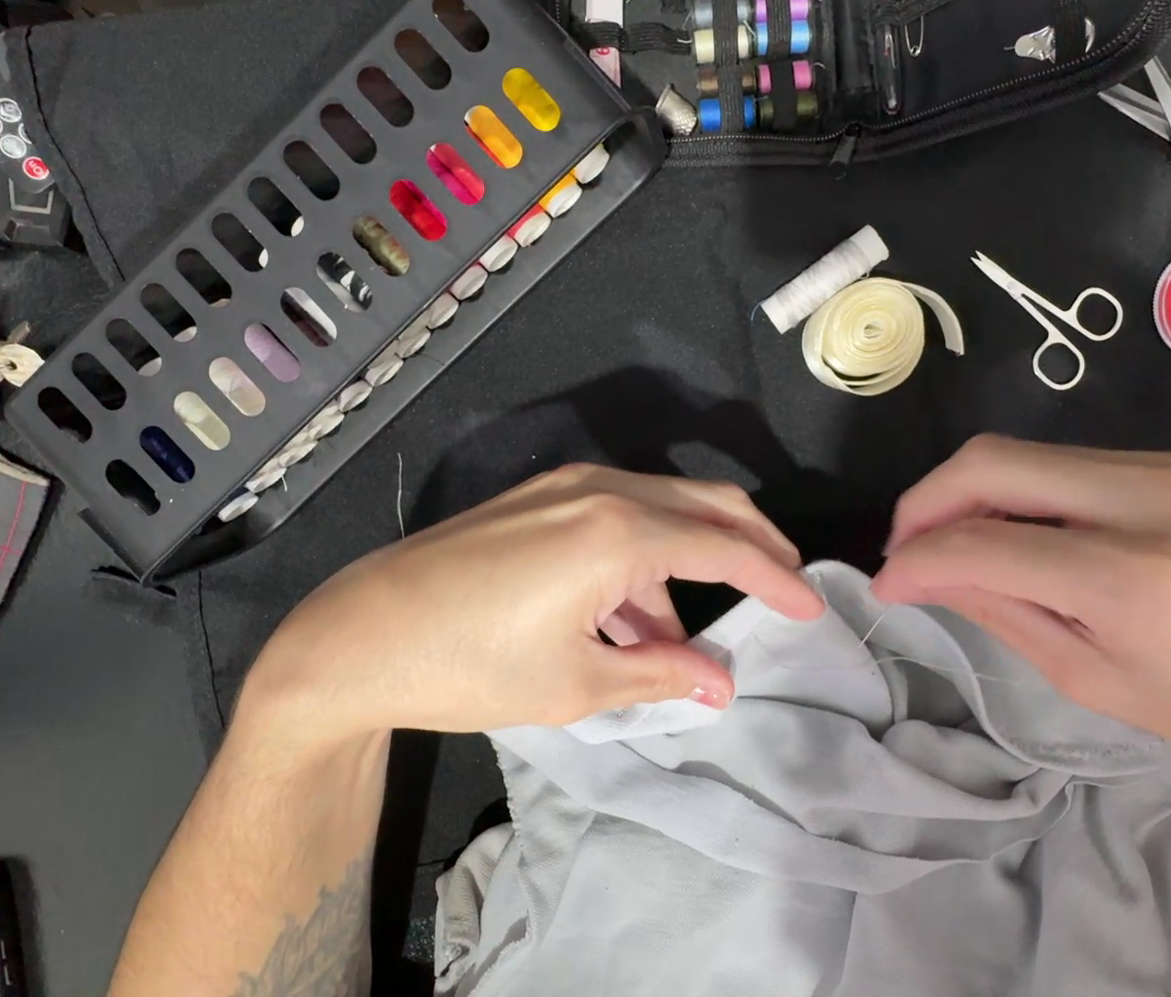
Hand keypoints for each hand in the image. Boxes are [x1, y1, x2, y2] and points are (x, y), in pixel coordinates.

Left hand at [241, 465, 823, 741]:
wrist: (359, 635)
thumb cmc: (471, 666)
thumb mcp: (577, 683)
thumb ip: (661, 676)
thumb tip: (722, 685)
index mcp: (620, 532)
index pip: (726, 548)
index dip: (778, 579)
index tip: (811, 608)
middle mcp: (603, 489)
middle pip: (709, 503)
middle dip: (754, 543)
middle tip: (783, 586)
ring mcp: (568, 485)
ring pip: (665, 505)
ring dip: (691, 557)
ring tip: (681, 634)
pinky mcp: (541, 496)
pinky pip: (620, 512)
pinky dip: (645, 553)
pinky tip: (629, 610)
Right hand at [870, 435, 1170, 809]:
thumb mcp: (1094, 681)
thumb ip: (1001, 611)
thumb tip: (922, 575)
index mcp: (1130, 575)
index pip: (982, 542)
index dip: (914, 560)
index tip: (882, 584)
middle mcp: (1144, 496)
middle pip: (989, 461)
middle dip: (925, 503)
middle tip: (904, 551)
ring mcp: (1162, 469)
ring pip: (1019, 452)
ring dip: (964, 493)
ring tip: (948, 547)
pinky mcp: (1169, 464)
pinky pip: (1058, 462)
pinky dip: (1011, 493)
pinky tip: (1006, 534)